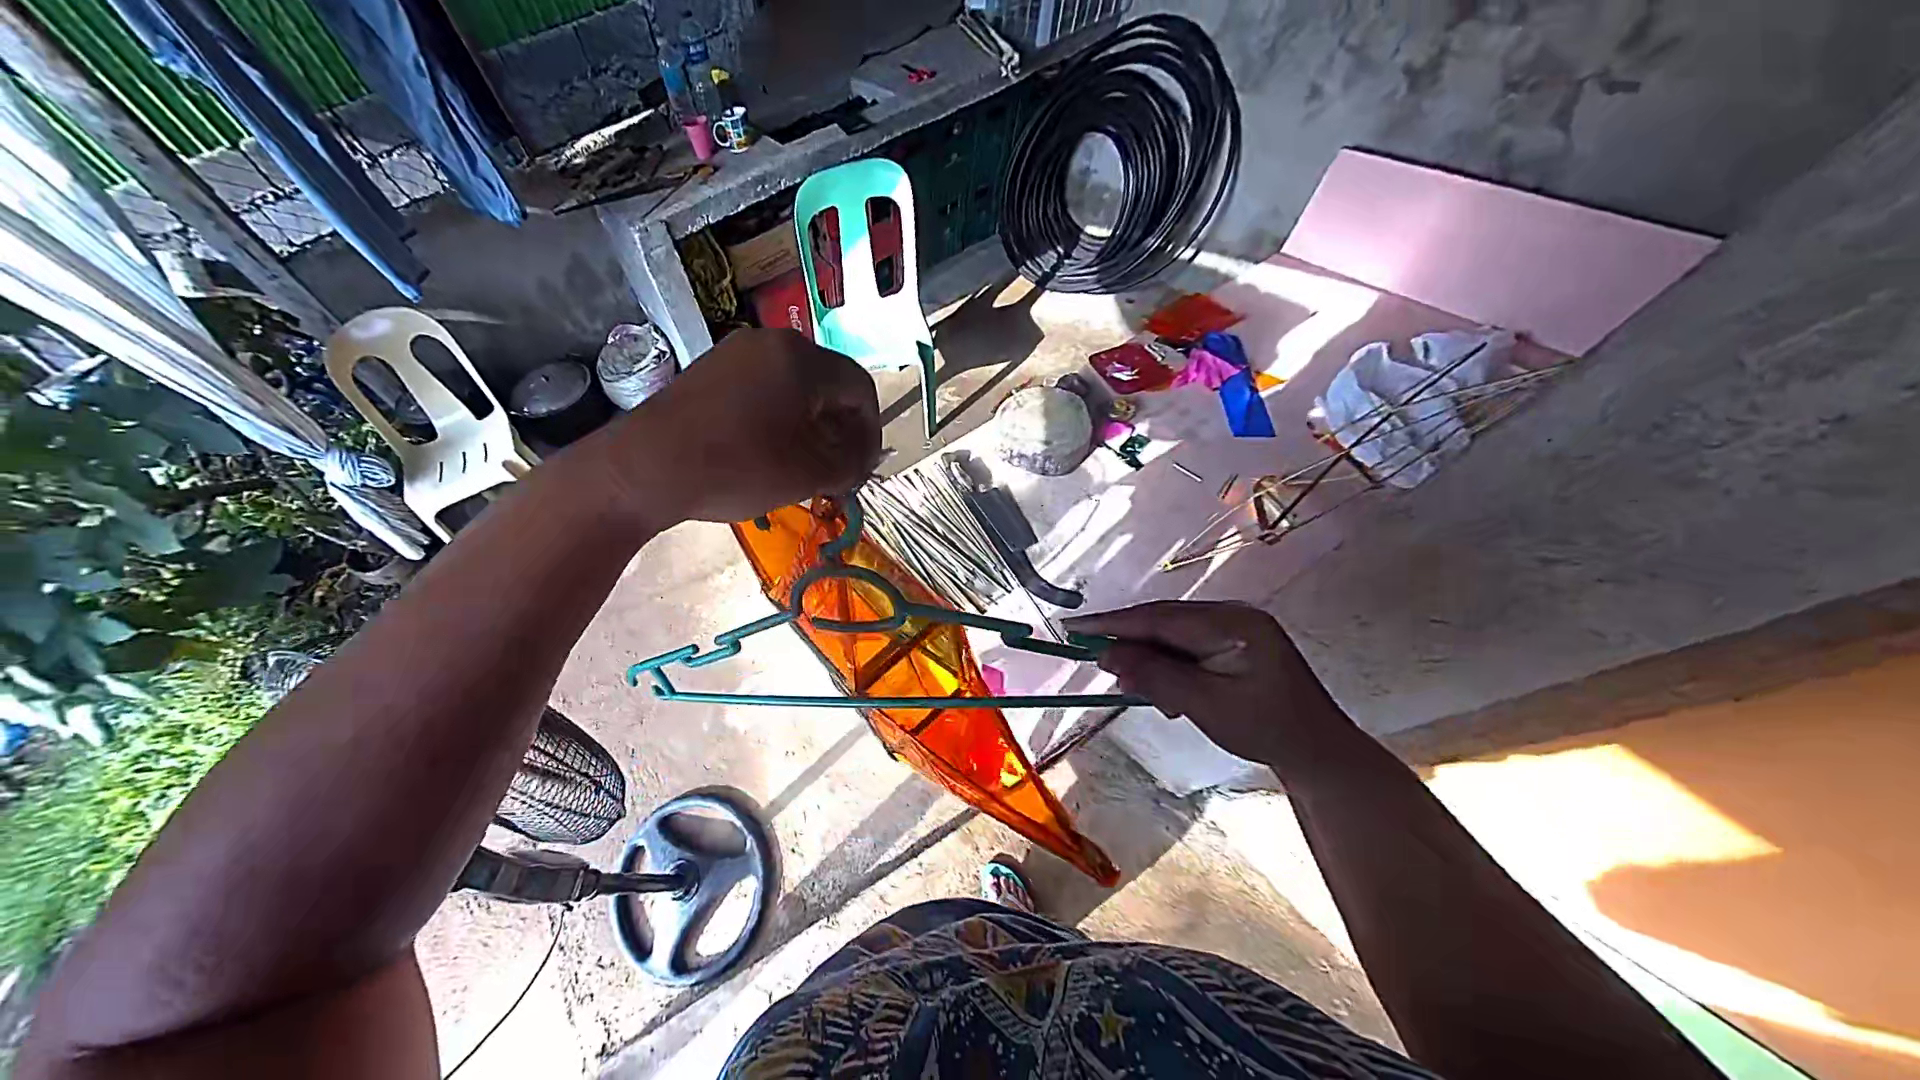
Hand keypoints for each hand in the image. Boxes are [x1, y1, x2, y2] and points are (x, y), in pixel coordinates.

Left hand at [607, 328, 880, 524]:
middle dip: (840, 431)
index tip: (863, 469)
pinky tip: (769, 455)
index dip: (870, 432)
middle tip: (838, 472)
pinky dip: (778, 422)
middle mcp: (770, 343)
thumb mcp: (810, 472)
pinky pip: (762, 392)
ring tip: (805, 469)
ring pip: (794, 390)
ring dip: (810, 429)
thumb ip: (852, 463)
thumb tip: (862, 459)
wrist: (644, 470)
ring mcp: (734, 355)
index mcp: (802, 358)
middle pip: (827, 386)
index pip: (860, 388)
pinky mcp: (709, 374)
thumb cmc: (738, 466)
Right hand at [1064, 601, 1355, 770]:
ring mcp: (1235, 628)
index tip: (1073, 626)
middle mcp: (1232, 615)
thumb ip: (1155, 676)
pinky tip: (1166, 692)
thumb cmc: (1267, 729)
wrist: (1318, 752)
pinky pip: (1188, 646)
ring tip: (1137, 689)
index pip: (1159, 618)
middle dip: (1130, 643)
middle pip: (1164, 621)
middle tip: (1099, 664)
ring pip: (1173, 634)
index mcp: (1232, 623)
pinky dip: (1169, 666)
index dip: (1113, 622)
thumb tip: (1106, 655)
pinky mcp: (1234, 643)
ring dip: (1150, 659)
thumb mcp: (1205, 704)